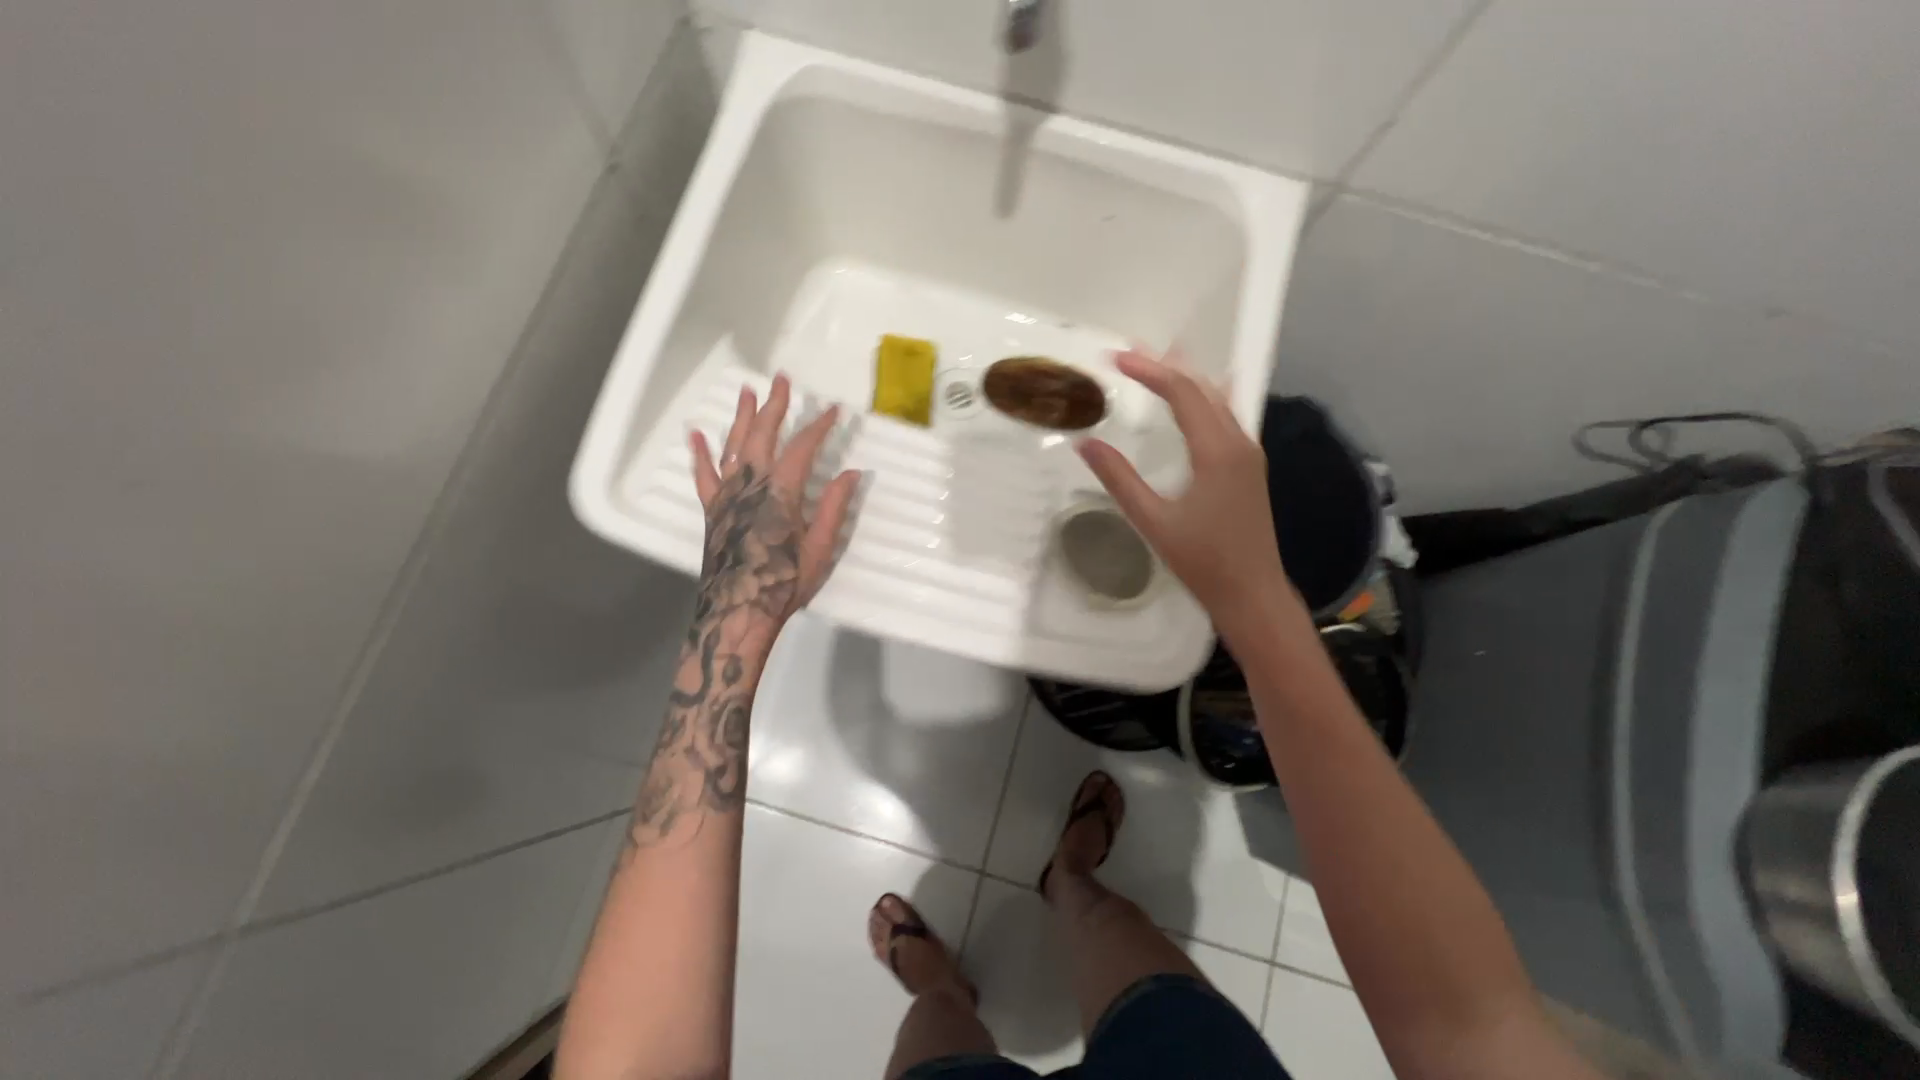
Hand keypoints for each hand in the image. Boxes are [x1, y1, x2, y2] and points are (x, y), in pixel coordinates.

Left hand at [688, 374, 859, 643]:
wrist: (738, 610)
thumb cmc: (785, 582)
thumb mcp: (821, 548)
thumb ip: (833, 507)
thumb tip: (852, 473)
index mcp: (782, 491)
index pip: (803, 447)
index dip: (819, 426)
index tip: (832, 410)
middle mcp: (752, 484)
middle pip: (763, 435)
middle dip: (774, 405)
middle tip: (781, 379)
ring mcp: (728, 495)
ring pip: (734, 447)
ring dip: (741, 417)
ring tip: (746, 391)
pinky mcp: (712, 509)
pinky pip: (704, 475)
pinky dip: (700, 454)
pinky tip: (696, 434)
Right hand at [1076, 350, 1301, 635]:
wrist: (1253, 593)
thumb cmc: (1203, 561)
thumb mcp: (1153, 521)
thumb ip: (1119, 479)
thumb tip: (1084, 444)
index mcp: (1217, 452)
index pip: (1183, 394)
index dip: (1149, 371)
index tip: (1116, 359)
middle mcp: (1238, 443)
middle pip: (1203, 389)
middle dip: (1168, 365)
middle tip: (1132, 348)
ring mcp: (1248, 455)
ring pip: (1219, 400)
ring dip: (1188, 378)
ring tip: (1161, 358)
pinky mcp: (1249, 468)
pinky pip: (1228, 417)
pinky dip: (1205, 398)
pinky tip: (1202, 393)